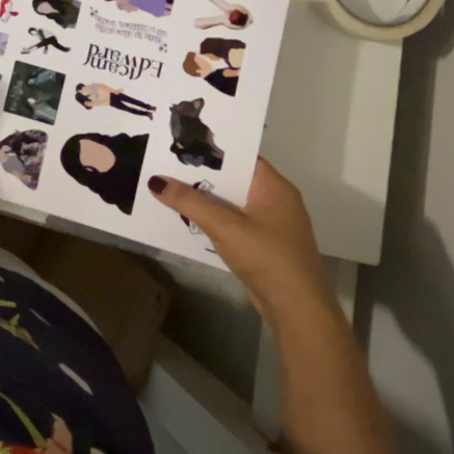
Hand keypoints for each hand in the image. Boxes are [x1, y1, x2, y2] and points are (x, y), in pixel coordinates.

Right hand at [147, 159, 332, 323]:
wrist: (298, 311)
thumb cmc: (267, 258)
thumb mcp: (225, 227)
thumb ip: (190, 202)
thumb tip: (156, 181)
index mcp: (274, 187)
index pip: (240, 156)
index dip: (210, 149)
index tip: (179, 143)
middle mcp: (275, 200)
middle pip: (232, 179)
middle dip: (201, 175)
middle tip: (164, 163)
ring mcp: (270, 224)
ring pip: (230, 203)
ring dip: (204, 200)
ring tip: (167, 187)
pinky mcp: (262, 245)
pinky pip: (232, 223)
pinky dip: (211, 220)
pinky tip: (186, 219)